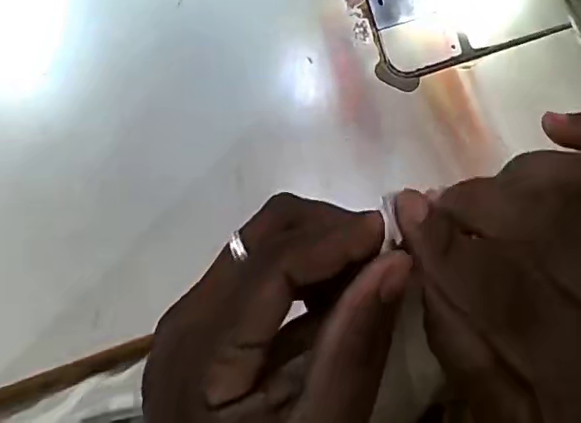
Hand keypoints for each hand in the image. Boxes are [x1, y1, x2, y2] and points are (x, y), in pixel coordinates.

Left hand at [145, 193, 412, 422]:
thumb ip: (352, 349)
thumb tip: (395, 261)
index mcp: (202, 350)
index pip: (272, 262)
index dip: (334, 237)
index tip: (388, 230)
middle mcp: (185, 317)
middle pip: (261, 235)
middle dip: (326, 230)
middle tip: (382, 252)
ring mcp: (189, 320)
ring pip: (258, 243)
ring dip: (316, 244)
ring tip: (367, 270)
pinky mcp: (203, 327)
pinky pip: (254, 273)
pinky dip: (301, 270)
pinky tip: (339, 292)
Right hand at [397, 112, 580, 422]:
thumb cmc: (567, 416)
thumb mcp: (501, 412)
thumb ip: (455, 339)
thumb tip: (421, 255)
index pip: (510, 294)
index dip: (448, 245)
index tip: (404, 207)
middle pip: (548, 224)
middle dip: (477, 204)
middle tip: (441, 208)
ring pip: (579, 184)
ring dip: (517, 177)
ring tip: (486, 196)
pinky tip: (552, 124)